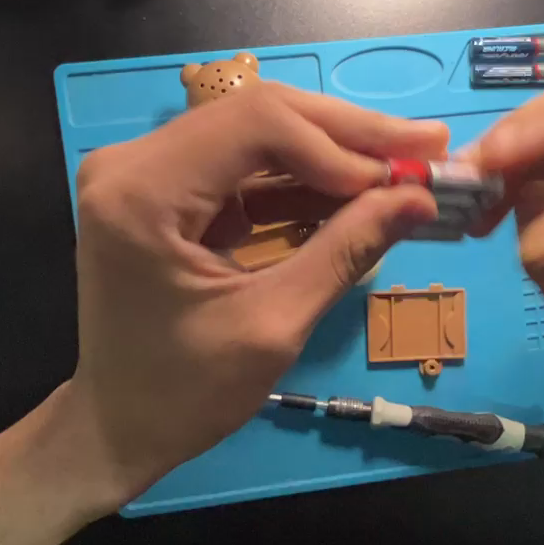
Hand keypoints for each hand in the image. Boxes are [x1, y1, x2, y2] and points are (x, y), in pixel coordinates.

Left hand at [63, 83, 444, 507]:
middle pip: (259, 115)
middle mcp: (133, 162)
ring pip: (257, 134)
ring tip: (403, 165)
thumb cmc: (185, 394)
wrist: (118, 428)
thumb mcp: (274, 324)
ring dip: (332, 154)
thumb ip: (346, 250)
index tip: (404, 179)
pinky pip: (244, 167)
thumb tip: (420, 198)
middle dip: (348, 136)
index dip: (340, 145)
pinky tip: (355, 191)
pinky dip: (301, 181)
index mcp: (143, 191)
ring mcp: (144, 171)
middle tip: (426, 144)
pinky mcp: (164, 190)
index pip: (258, 124)